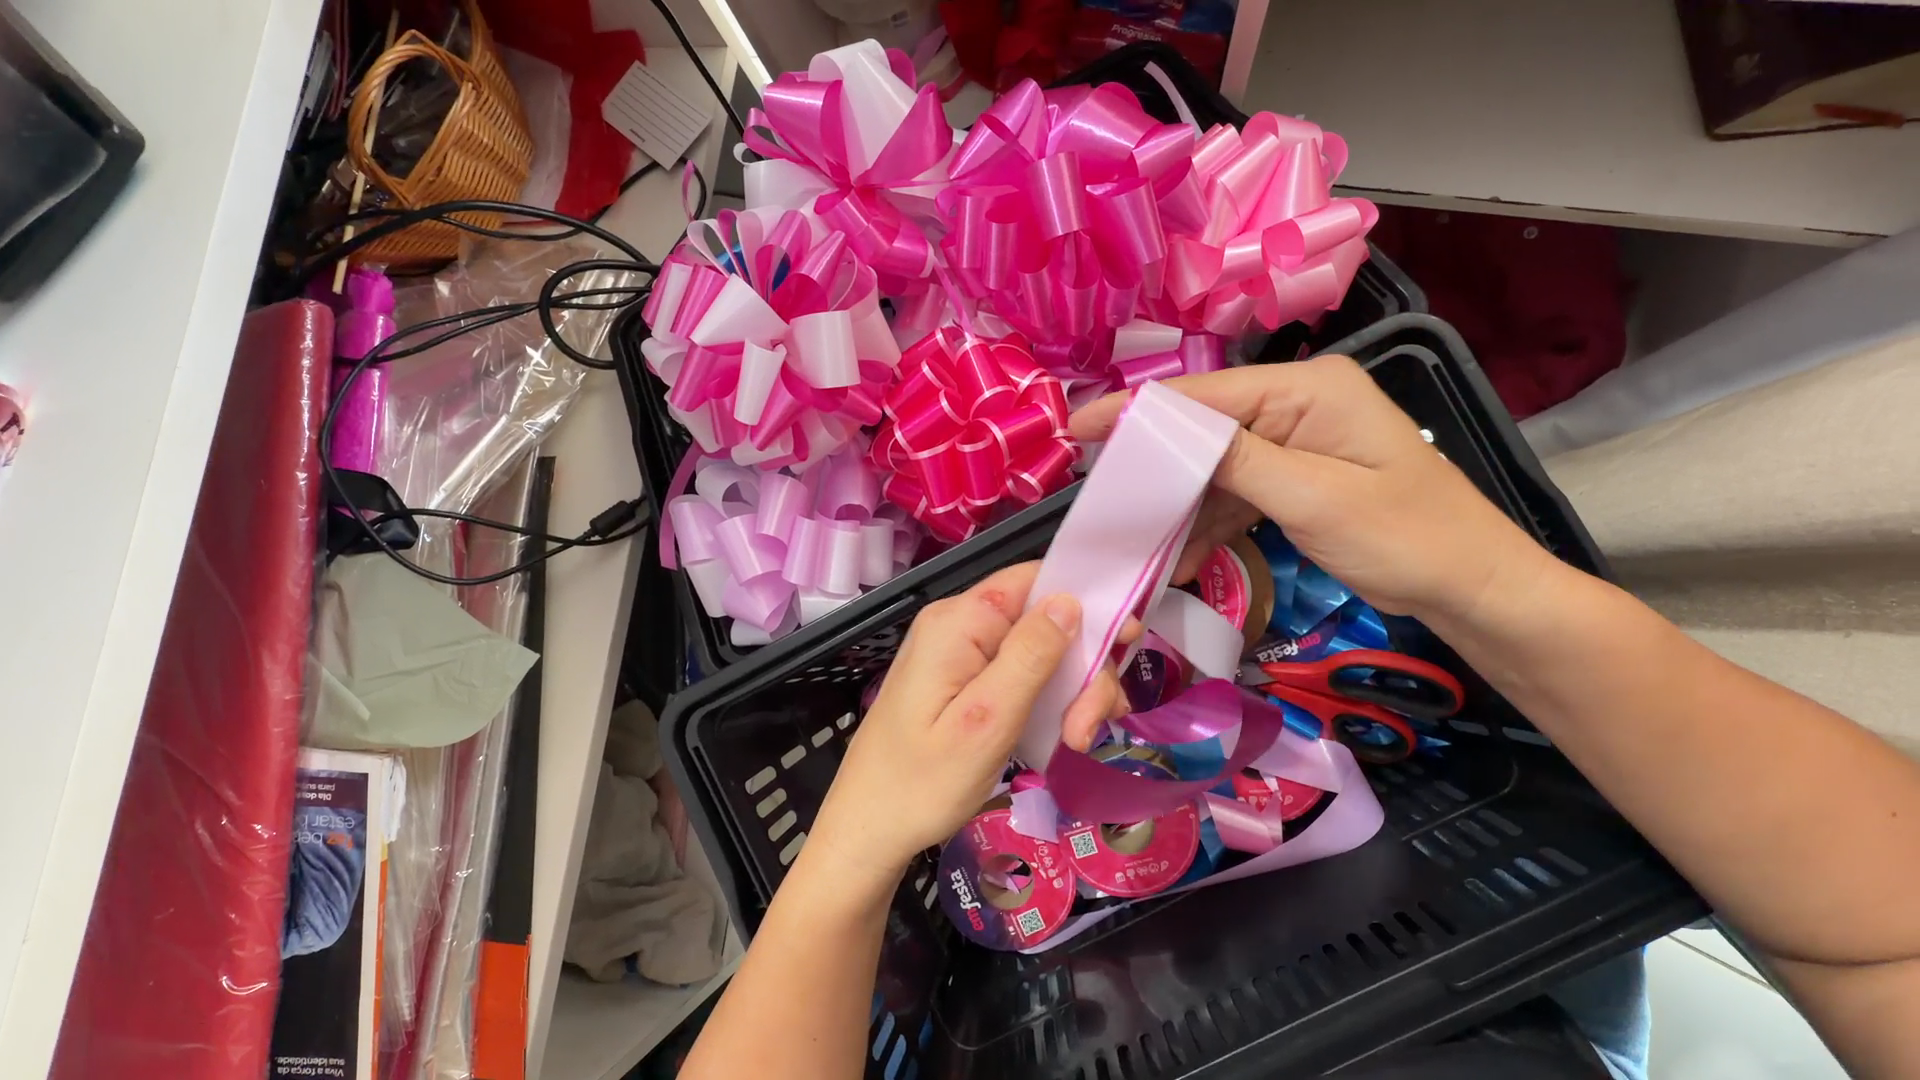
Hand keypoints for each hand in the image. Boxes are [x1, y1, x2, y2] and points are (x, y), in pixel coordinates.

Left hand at [805, 563, 1128, 886]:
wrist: (869, 830)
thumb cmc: (922, 783)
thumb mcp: (987, 721)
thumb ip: (1030, 656)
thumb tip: (1070, 600)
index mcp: (960, 621)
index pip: (1036, 578)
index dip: (1088, 600)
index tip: (1125, 642)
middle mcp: (960, 625)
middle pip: (1046, 619)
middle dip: (1081, 668)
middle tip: (1086, 729)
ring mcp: (961, 654)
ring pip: (1041, 650)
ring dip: (1070, 692)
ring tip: (1074, 742)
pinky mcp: (964, 681)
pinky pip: (1021, 673)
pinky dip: (1049, 700)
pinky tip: (1063, 735)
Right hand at [1071, 355, 1555, 624]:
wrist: (1471, 587)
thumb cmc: (1405, 536)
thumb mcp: (1314, 498)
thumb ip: (1236, 460)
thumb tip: (1165, 435)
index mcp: (1305, 388)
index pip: (1202, 396)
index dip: (1135, 414)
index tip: (1075, 432)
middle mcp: (1294, 404)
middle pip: (1202, 429)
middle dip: (1154, 467)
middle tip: (1103, 500)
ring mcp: (1294, 441)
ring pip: (1213, 467)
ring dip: (1179, 507)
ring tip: (1138, 541)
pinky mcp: (1295, 477)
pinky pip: (1235, 493)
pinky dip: (1208, 524)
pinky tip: (1180, 557)